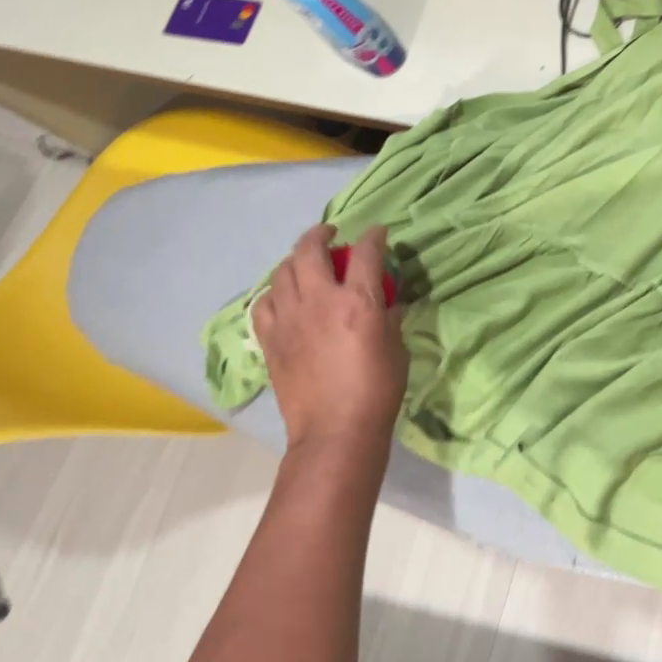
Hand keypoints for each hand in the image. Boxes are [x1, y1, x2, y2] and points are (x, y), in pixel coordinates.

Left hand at [251, 224, 408, 457]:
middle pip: (310, 250)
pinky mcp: (270, 338)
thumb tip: (387, 305)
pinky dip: (275, 292)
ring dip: (295, 259)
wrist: (335, 429)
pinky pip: (264, 302)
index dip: (374, 237)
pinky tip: (283, 296)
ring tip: (304, 261)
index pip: (367, 253)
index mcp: (358, 301)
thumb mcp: (396, 348)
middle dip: (321, 234)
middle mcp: (320, 300)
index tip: (379, 233)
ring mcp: (289, 318)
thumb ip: (389, 319)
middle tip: (331, 234)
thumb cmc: (378, 389)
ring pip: (282, 271)